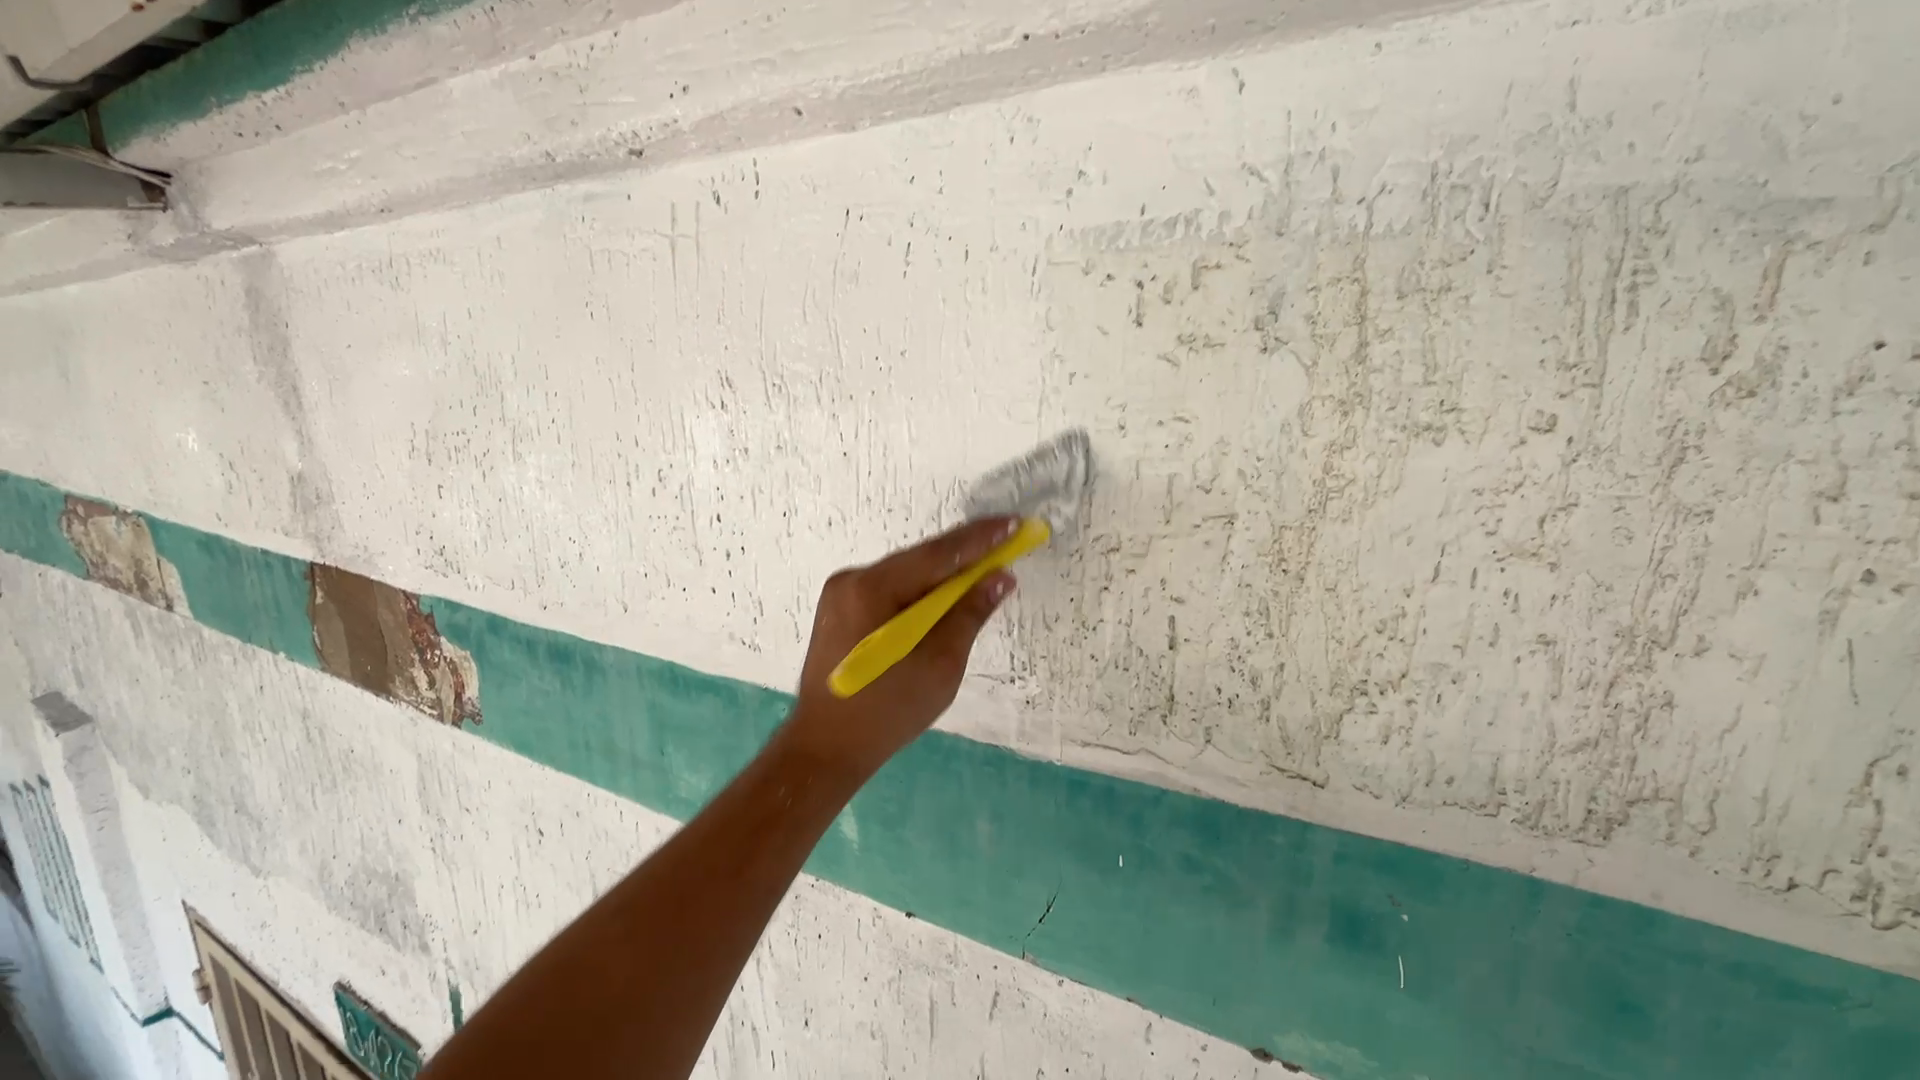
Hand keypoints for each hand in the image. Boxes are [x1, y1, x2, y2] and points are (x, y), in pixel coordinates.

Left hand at [786, 517, 1019, 777]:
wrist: (826, 747)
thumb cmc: (886, 712)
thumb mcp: (939, 665)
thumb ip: (969, 614)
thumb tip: (1000, 577)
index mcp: (872, 590)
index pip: (936, 555)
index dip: (979, 540)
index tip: (1014, 525)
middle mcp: (851, 580)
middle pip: (919, 560)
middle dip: (964, 555)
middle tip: (1007, 545)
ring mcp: (841, 593)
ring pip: (905, 574)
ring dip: (943, 575)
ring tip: (983, 571)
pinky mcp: (840, 609)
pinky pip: (891, 589)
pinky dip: (920, 591)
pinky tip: (945, 598)